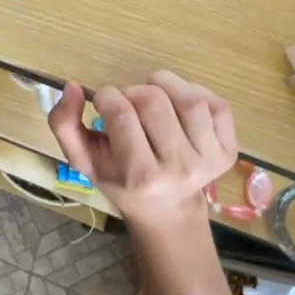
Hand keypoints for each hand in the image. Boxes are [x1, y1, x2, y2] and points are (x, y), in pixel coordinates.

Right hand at [47, 70, 236, 240]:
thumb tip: (73, 86)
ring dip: (164, 84)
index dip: (105, 96)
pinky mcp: (229, 151)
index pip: (120, 114)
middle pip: (153, 101)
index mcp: (140, 176)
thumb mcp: (83, 160)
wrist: (166, 210)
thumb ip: (65, 124)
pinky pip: (217, 105)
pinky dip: (195, 91)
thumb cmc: (118, 181)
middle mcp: (179, 170)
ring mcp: (209, 160)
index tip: (102, 103)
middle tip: (126, 102)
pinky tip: (178, 102)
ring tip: (151, 93)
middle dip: (132, 90)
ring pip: (188, 99)